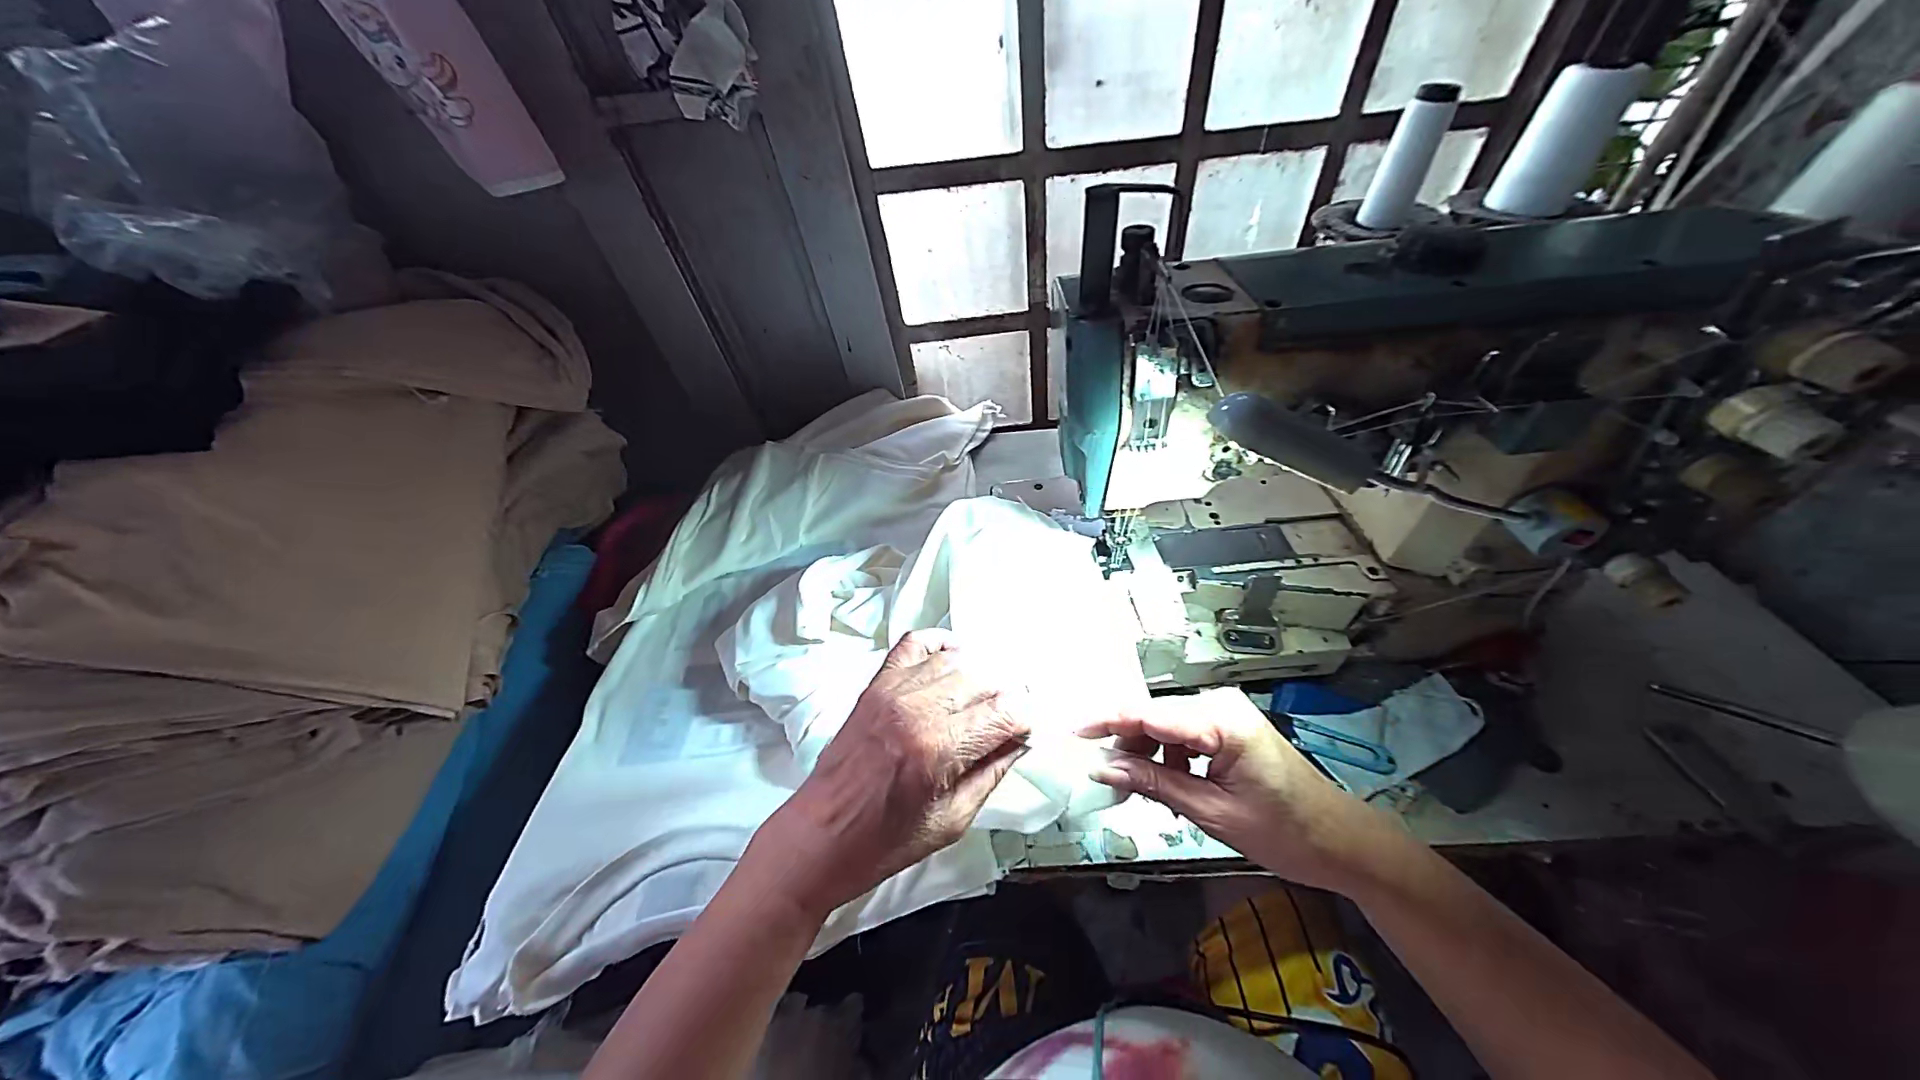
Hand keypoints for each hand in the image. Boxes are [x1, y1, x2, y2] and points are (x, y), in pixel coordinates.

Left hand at [750, 629, 1029, 918]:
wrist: (821, 834)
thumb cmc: (884, 839)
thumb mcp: (953, 820)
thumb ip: (991, 772)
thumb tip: (1020, 739)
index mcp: (939, 748)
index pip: (1007, 710)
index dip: (1027, 719)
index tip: (1029, 730)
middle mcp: (917, 708)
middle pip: (986, 678)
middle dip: (1008, 697)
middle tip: (1012, 718)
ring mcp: (893, 691)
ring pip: (957, 659)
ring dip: (980, 675)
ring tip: (985, 699)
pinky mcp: (876, 685)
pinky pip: (915, 643)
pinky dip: (940, 645)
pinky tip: (954, 659)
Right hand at [1081, 689, 1414, 895]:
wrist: (1340, 841)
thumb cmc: (1285, 831)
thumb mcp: (1212, 811)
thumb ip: (1154, 782)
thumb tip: (1103, 768)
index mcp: (1222, 720)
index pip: (1150, 714)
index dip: (1107, 722)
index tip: (1075, 733)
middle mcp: (1221, 705)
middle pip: (1154, 717)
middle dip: (1126, 747)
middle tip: (1108, 783)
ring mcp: (1225, 713)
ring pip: (1164, 726)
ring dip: (1146, 756)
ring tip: (1140, 792)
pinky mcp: (1228, 726)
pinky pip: (1182, 734)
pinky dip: (1167, 758)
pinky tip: (1167, 786)